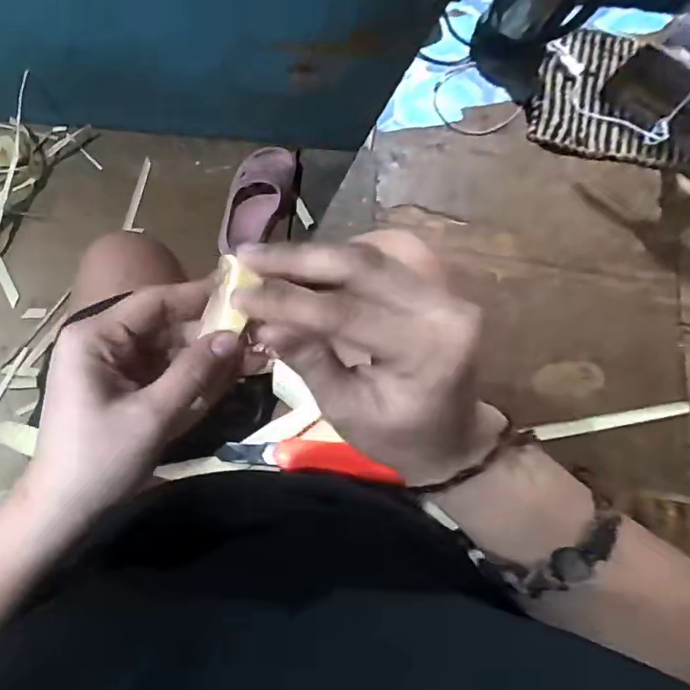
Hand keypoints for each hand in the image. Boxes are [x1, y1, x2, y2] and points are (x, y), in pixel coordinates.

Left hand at [23, 281, 244, 517]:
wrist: (62, 506)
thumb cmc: (101, 459)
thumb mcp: (152, 415)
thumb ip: (194, 372)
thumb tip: (234, 337)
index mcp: (93, 336)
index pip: (154, 302)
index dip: (200, 298)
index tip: (245, 296)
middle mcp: (95, 340)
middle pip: (159, 325)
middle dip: (205, 333)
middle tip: (256, 338)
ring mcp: (102, 364)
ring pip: (160, 349)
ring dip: (198, 356)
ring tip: (248, 358)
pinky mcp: (111, 387)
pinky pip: (152, 371)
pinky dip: (182, 376)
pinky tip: (218, 379)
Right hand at [235, 231, 503, 485]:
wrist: (451, 438)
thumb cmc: (394, 436)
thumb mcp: (343, 408)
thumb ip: (307, 361)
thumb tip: (262, 326)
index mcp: (425, 349)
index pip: (344, 312)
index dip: (286, 301)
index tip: (238, 297)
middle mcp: (444, 307)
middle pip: (362, 264)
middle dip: (296, 258)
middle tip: (245, 256)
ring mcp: (444, 289)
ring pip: (371, 252)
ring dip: (313, 254)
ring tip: (265, 260)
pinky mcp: (433, 283)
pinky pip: (381, 255)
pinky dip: (336, 256)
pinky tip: (303, 265)